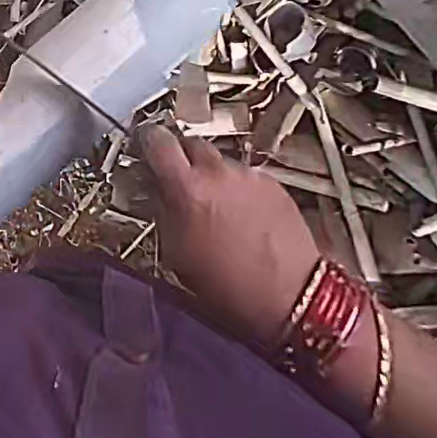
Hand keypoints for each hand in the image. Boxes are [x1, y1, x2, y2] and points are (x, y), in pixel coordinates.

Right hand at [140, 124, 320, 343]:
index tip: (146, 145)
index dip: (149, 140)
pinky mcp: (271, 182)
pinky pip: (245, 176)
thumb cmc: (232, 288)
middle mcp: (218, 173)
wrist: (290, 297)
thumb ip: (162, 210)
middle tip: (180, 182)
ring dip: (212, 178)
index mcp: (188, 189)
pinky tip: (241, 217)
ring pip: (219, 162)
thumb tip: (155, 189)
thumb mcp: (178, 253)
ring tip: (216, 212)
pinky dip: (238, 189)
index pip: (158, 141)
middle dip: (181, 159)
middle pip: (190, 144)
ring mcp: (247, 175)